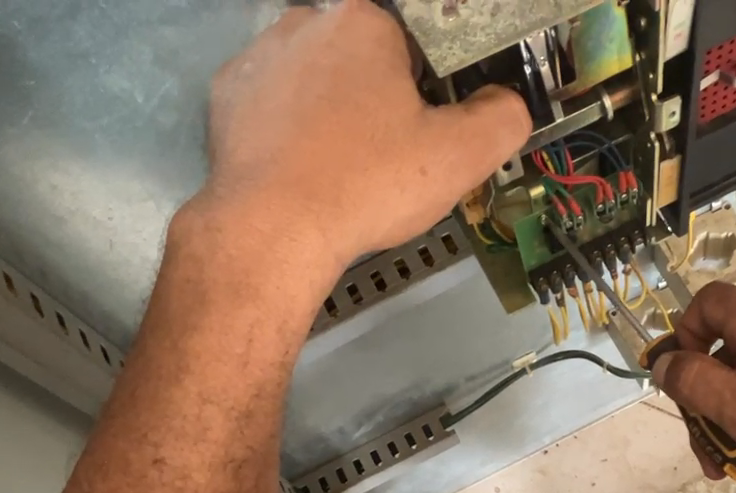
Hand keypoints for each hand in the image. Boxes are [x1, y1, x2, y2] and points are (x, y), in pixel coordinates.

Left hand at [188, 0, 530, 271]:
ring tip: (341, 174)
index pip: (413, 48)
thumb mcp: (460, 157)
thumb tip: (509, 104)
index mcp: (366, 22)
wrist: (275, 227)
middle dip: (376, 104)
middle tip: (384, 165)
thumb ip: (501, 119)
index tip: (421, 141)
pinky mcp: (226, 97)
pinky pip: (273, 108)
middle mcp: (305, 20)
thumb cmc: (371, 183)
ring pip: (315, 83)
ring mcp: (257, 57)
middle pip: (361, 63)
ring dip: (332, 117)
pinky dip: (290, 135)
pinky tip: (302, 173)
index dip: (425, 97)